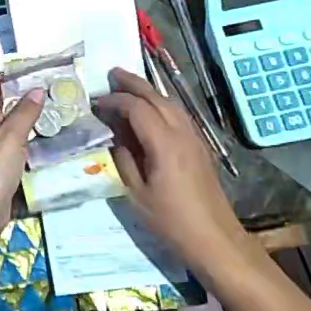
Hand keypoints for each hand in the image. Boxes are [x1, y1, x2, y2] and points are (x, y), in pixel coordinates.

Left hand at [0, 74, 43, 252]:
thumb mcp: (10, 138)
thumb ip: (25, 112)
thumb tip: (37, 88)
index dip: (11, 73)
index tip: (38, 70)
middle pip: (3, 101)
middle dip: (26, 93)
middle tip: (56, 89)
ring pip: (11, 123)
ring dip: (31, 116)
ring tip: (59, 109)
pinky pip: (15, 143)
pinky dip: (30, 137)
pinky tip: (50, 137)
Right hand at [94, 68, 252, 273]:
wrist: (213, 237)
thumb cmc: (171, 221)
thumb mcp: (136, 194)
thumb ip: (124, 160)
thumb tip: (115, 138)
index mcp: (164, 143)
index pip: (137, 108)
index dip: (115, 101)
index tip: (96, 102)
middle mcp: (182, 132)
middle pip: (157, 97)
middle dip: (134, 83)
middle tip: (112, 73)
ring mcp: (195, 138)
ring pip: (171, 103)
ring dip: (149, 92)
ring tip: (129, 87)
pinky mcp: (200, 147)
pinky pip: (178, 115)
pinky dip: (161, 106)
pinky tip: (151, 111)